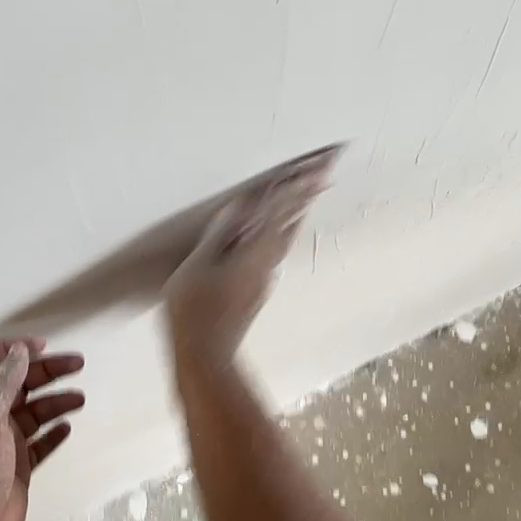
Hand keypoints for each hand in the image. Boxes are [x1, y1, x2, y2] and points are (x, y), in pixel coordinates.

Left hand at [0, 338, 84, 520]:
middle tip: (77, 365)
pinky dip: (52, 433)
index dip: (14, 351)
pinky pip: (38, 444)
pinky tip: (67, 427)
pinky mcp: (17, 468)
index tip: (43, 346)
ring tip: (79, 398)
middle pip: (17, 385)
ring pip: (32, 414)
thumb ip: (3, 383)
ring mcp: (1, 445)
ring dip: (54, 402)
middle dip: (45, 372)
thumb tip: (19, 350)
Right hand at [164, 144, 338, 367]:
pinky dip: (282, 230)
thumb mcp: (198, 266)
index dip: (296, 186)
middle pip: (291, 221)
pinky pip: (276, 249)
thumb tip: (243, 205)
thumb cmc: (194, 310)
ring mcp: (264, 278)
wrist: (206, 354)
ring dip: (297, 212)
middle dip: (306, 194)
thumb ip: (221, 234)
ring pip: (286, 237)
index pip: (279, 210)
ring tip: (309, 194)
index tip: (319, 166)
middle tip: (326, 171)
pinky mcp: (257, 289)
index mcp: (254, 252)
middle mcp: (267, 262)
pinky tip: (280, 233)